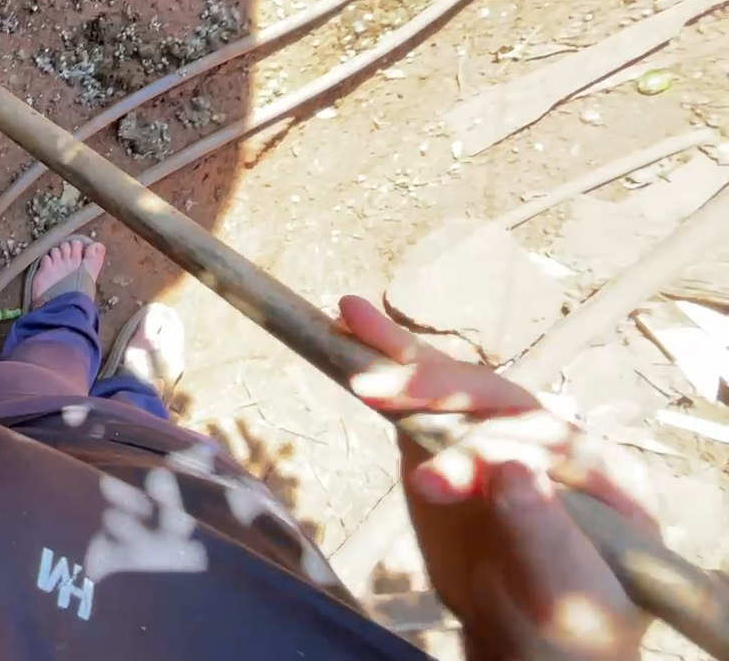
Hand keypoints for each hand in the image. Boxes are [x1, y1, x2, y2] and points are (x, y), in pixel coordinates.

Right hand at [340, 295, 655, 660]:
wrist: (520, 629)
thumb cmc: (560, 624)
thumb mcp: (563, 591)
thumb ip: (545, 531)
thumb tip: (513, 468)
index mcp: (599, 473)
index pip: (535, 435)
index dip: (479, 447)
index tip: (430, 484)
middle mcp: (546, 438)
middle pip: (487, 395)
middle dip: (429, 386)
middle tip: (371, 388)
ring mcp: (488, 430)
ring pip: (445, 381)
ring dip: (397, 355)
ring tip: (350, 320)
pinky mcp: (439, 432)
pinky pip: (410, 392)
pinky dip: (380, 361)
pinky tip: (349, 334)